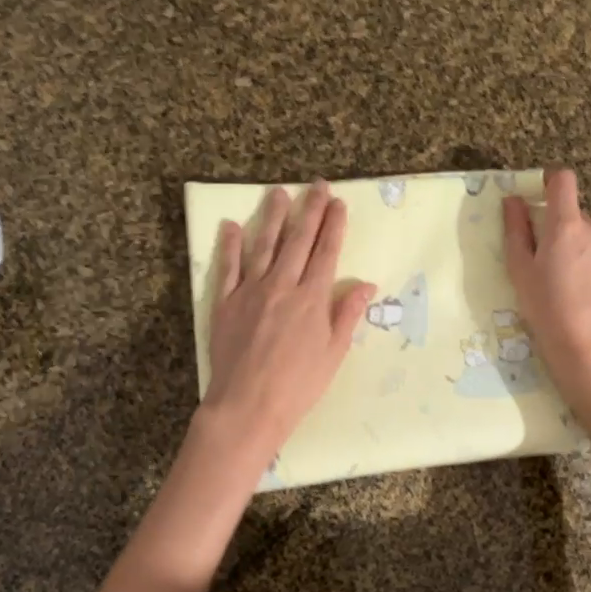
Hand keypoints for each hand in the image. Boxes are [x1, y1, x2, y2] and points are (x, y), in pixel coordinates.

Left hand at [202, 182, 374, 461]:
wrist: (248, 405)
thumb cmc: (298, 386)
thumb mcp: (334, 354)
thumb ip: (347, 315)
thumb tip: (366, 285)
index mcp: (312, 299)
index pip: (327, 253)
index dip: (334, 226)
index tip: (339, 204)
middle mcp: (282, 286)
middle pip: (298, 241)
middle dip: (310, 210)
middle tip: (317, 186)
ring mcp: (250, 291)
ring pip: (263, 245)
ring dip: (272, 217)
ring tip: (278, 193)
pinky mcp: (224, 303)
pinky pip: (227, 267)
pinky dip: (229, 245)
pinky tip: (230, 226)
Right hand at [502, 169, 590, 405]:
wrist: (585, 344)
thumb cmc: (545, 307)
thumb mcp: (519, 269)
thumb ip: (516, 229)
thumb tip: (513, 201)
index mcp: (565, 224)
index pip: (563, 180)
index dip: (549, 181)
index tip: (536, 195)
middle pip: (571, 212)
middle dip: (554, 226)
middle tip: (538, 259)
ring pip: (584, 234)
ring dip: (571, 246)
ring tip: (558, 279)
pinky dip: (584, 261)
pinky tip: (576, 289)